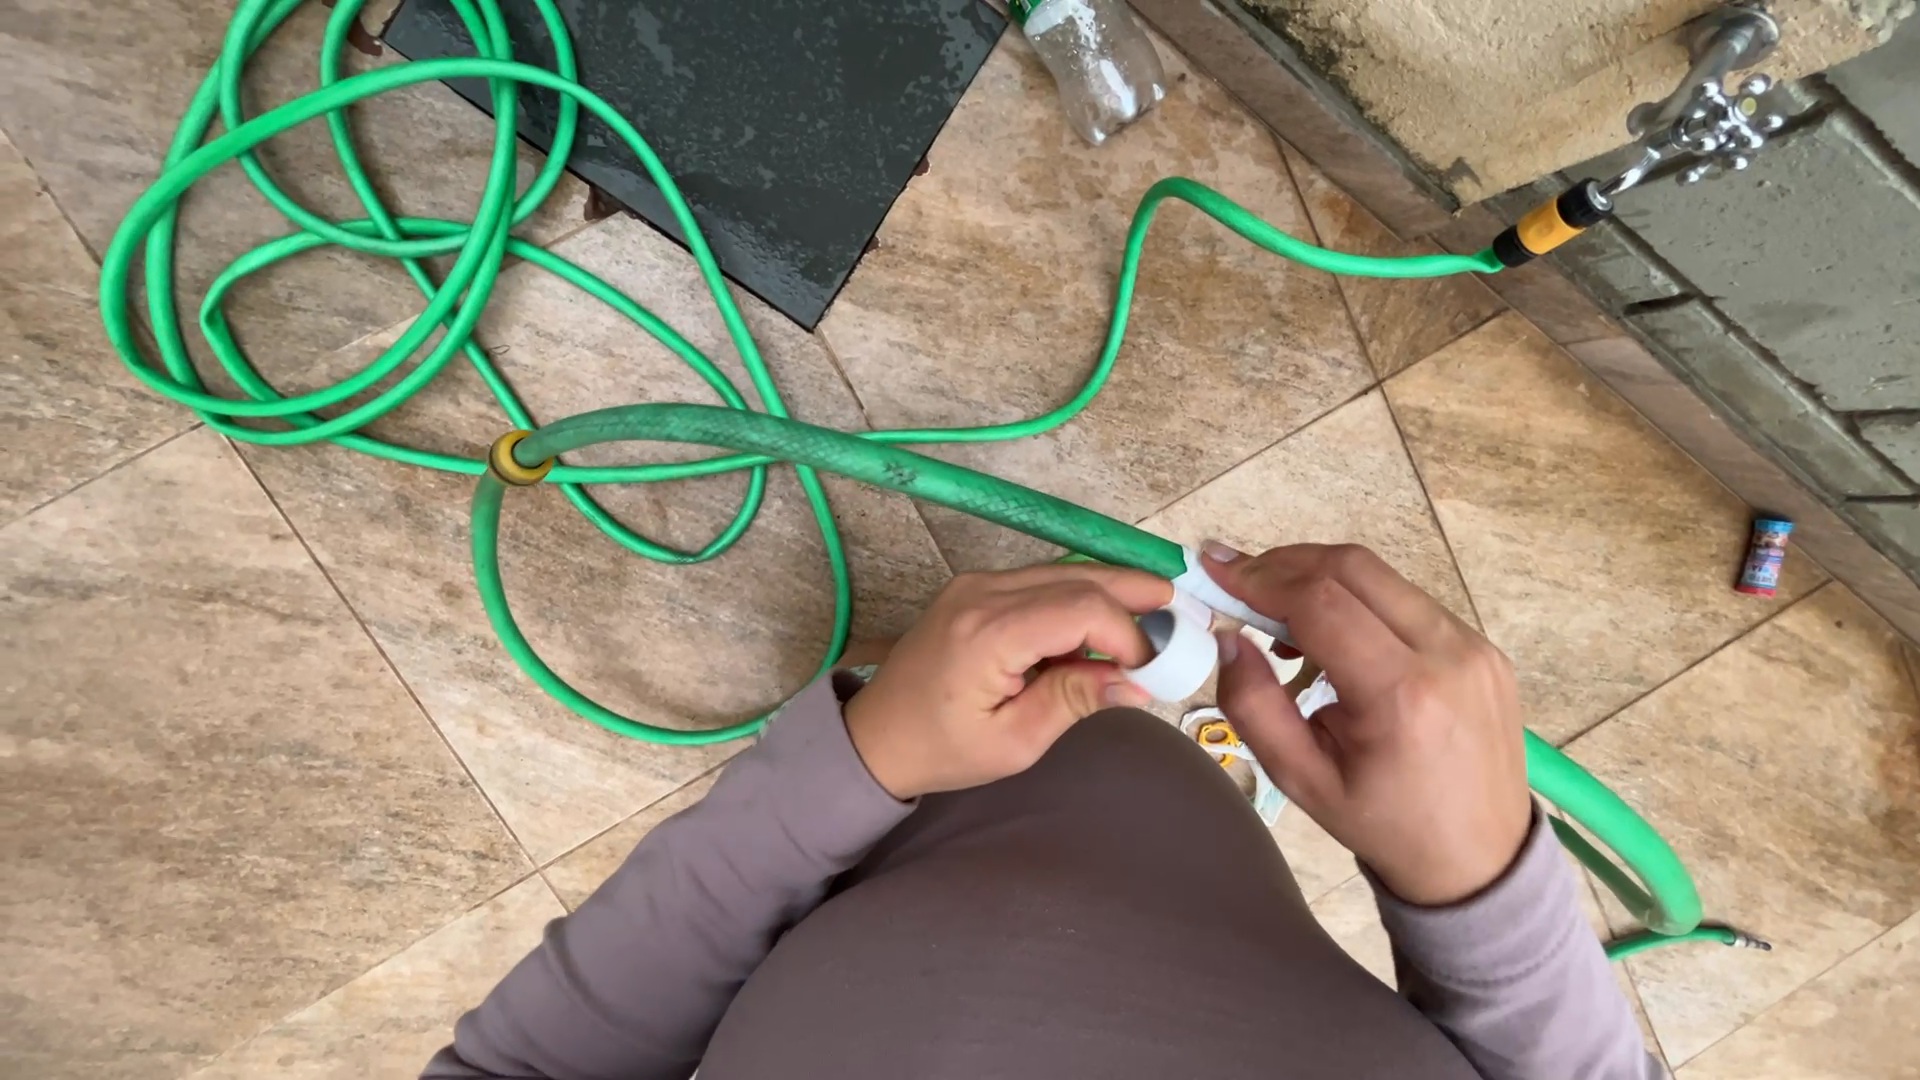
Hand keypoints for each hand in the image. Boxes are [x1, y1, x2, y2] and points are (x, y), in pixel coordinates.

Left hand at [842, 564, 1171, 799]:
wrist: (877, 733)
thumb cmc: (942, 749)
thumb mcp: (1014, 741)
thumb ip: (1074, 701)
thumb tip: (1138, 682)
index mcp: (987, 632)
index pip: (1080, 607)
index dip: (1126, 632)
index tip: (1148, 668)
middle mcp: (981, 592)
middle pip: (1076, 577)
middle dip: (1131, 592)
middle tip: (1179, 609)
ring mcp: (975, 583)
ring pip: (1061, 572)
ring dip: (1107, 590)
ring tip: (1153, 610)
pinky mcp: (974, 588)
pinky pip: (1039, 581)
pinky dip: (1076, 597)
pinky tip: (1101, 619)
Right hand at [1205, 542, 1530, 905]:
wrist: (1484, 859)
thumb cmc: (1382, 822)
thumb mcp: (1299, 779)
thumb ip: (1253, 705)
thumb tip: (1229, 637)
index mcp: (1402, 695)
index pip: (1319, 603)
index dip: (1259, 579)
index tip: (1214, 571)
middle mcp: (1448, 654)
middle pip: (1351, 567)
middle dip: (1281, 563)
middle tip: (1237, 579)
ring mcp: (1473, 644)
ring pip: (1377, 574)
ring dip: (1314, 575)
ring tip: (1274, 611)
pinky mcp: (1481, 644)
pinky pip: (1401, 596)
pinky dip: (1350, 595)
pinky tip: (1324, 630)